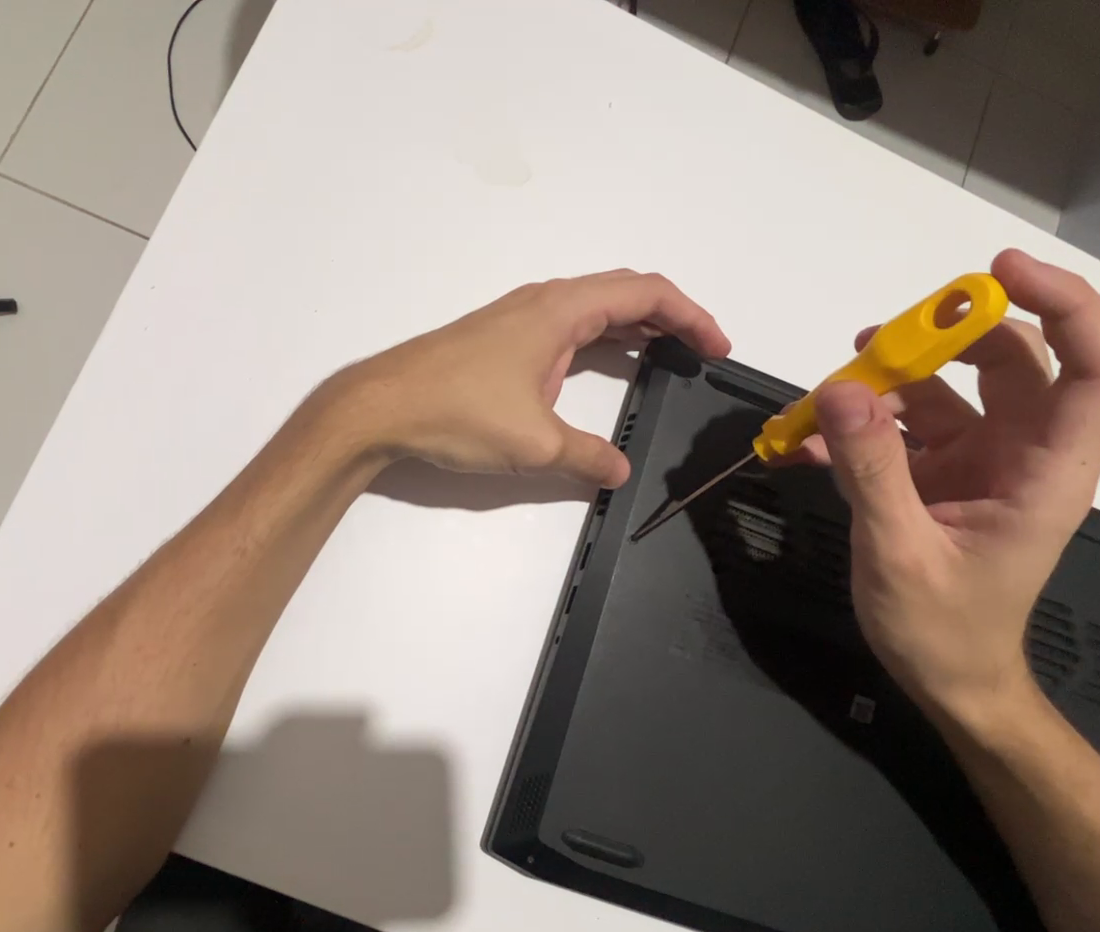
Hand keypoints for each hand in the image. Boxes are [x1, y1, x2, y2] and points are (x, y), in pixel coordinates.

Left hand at [327, 270, 731, 487]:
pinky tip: (601, 366)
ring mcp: (518, 317)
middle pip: (623, 293)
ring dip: (632, 327)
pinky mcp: (499, 338)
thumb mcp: (534, 443)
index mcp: (561, 309)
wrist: (382, 407)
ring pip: (592, 308)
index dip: (691, 316)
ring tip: (664, 356)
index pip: (646, 294)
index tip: (717, 348)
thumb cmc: (458, 412)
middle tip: (698, 351)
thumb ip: (585, 456)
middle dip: (668, 318)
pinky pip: (566, 327)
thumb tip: (618, 471)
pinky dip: (598, 340)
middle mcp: (544, 302)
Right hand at [794, 250, 1099, 722]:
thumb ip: (870, 470)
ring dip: (892, 379)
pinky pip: (904, 432)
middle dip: (948, 337)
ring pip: (950, 391)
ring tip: (831, 387)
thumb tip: (838, 389)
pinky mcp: (940, 477)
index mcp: (1048, 470)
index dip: (1064, 305)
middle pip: (1012, 363)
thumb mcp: (898, 550)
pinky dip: (861, 428)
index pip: (1093, 366)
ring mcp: (980, 463)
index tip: (995, 274)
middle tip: (878, 337)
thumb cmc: (943, 628)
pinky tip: (811, 440)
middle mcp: (1023, 453)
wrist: (946, 677)